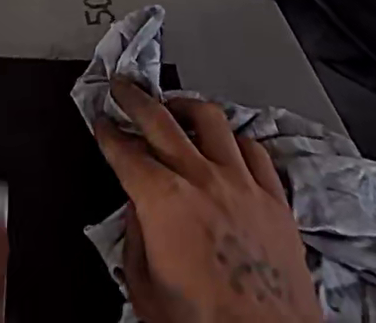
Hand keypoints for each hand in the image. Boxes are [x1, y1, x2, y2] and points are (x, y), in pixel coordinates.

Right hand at [94, 81, 320, 322]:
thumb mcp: (146, 289)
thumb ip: (136, 238)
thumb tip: (138, 211)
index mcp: (163, 201)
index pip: (125, 151)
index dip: (108, 133)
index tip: (102, 122)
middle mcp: (201, 179)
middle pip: (160, 119)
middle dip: (135, 98)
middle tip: (123, 87)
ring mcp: (240, 183)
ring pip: (210, 119)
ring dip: (185, 106)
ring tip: (174, 105)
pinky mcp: (273, 197)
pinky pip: (254, 149)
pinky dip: (235, 138)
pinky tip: (226, 141)